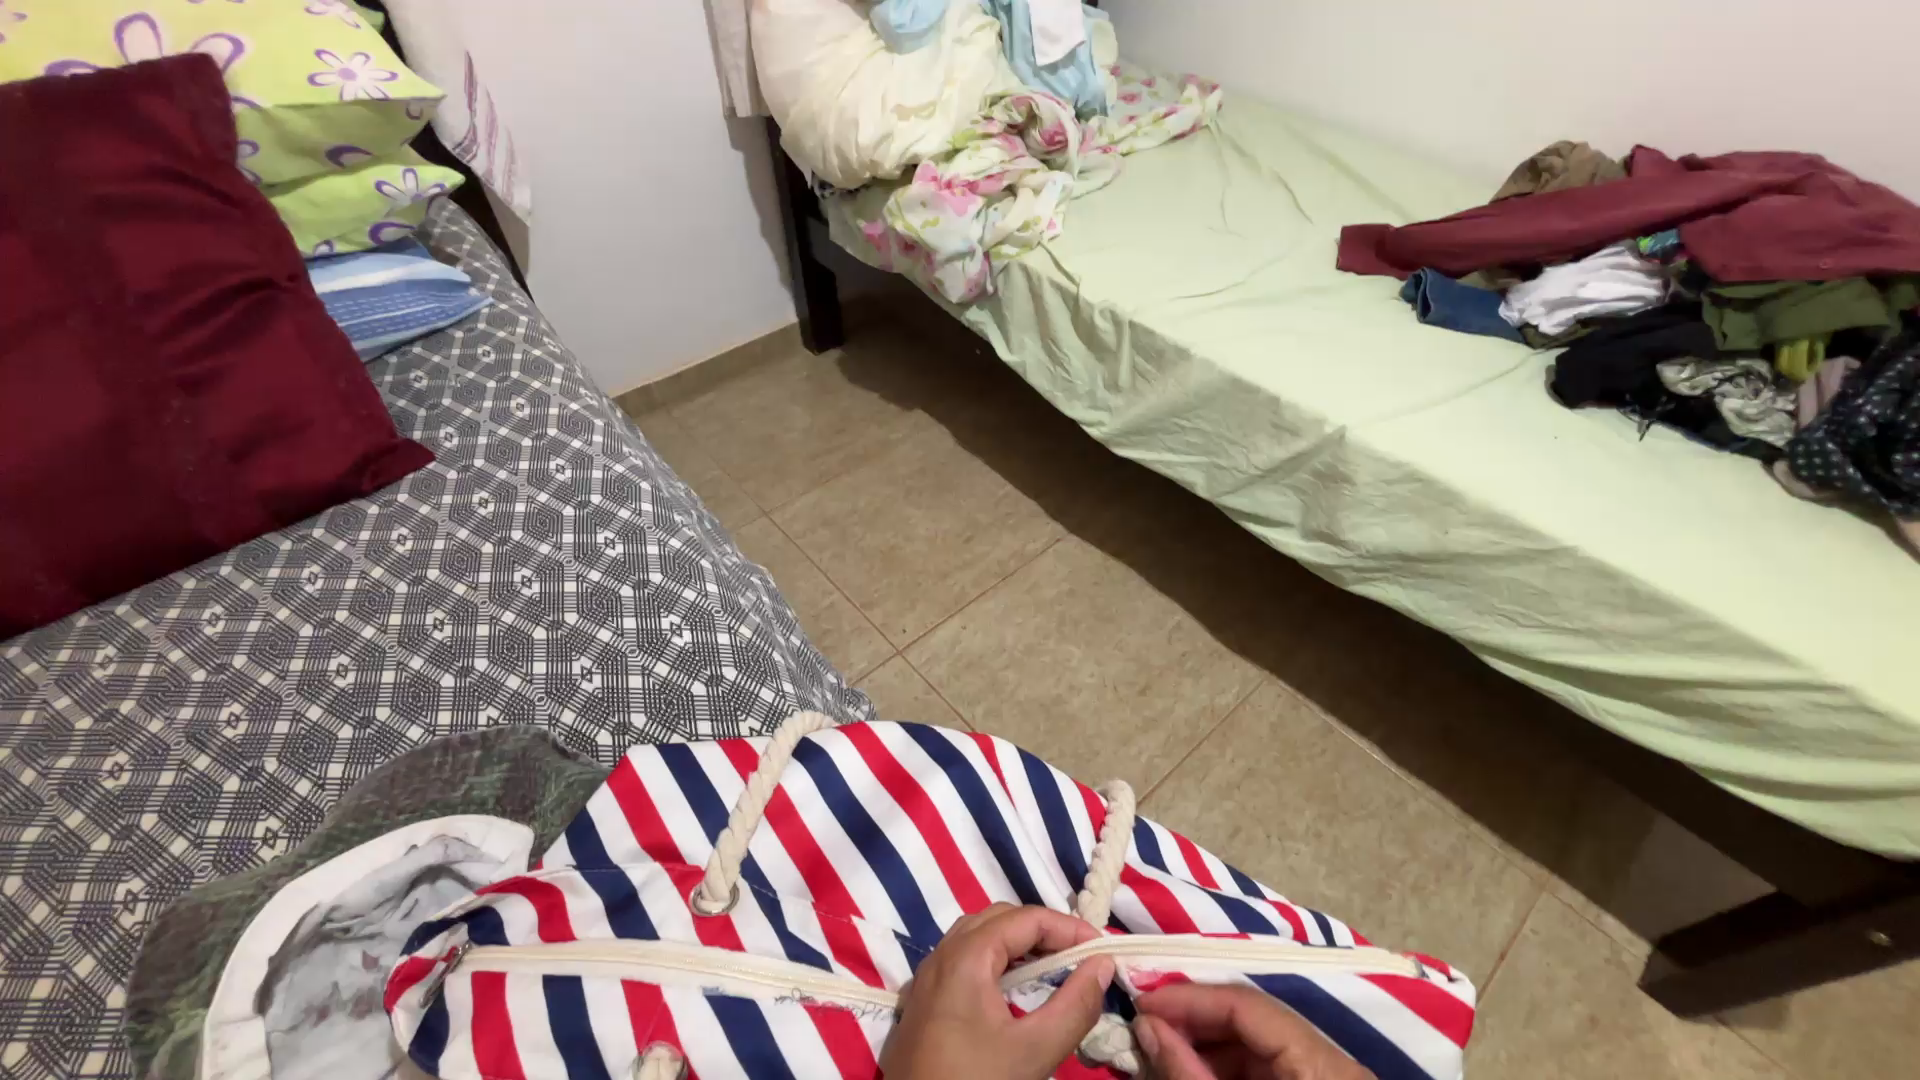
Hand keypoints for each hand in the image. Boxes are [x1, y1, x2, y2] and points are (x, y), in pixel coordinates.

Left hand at [881, 903, 1116, 1079]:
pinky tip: (1013, 988)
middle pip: (1000, 919)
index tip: (1102, 950)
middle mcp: (943, 953)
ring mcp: (928, 976)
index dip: (1068, 928)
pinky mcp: (923, 1000)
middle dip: (1044, 930)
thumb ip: (1074, 1005)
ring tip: (1053, 967)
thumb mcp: (1033, 1051)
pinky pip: (963, 959)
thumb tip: (1102, 964)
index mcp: (966, 954)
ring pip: (979, 937)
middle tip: (1079, 958)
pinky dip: (995, 960)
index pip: (1026, 918)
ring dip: (1019, 944)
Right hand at [1133, 983, 1375, 1079]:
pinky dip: (1224, 1068)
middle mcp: (1333, 1063)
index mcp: (1325, 1066)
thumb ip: (1190, 1072)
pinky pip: (1265, 1068)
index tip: (1141, 1001)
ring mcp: (1327, 1078)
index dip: (1190, 997)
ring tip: (1160, 1050)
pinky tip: (1190, 1071)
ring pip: (1255, 1045)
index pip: (1248, 1004)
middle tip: (1144, 1026)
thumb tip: (1145, 1022)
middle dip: (1193, 1020)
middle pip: (1252, 1020)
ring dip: (1204, 1044)